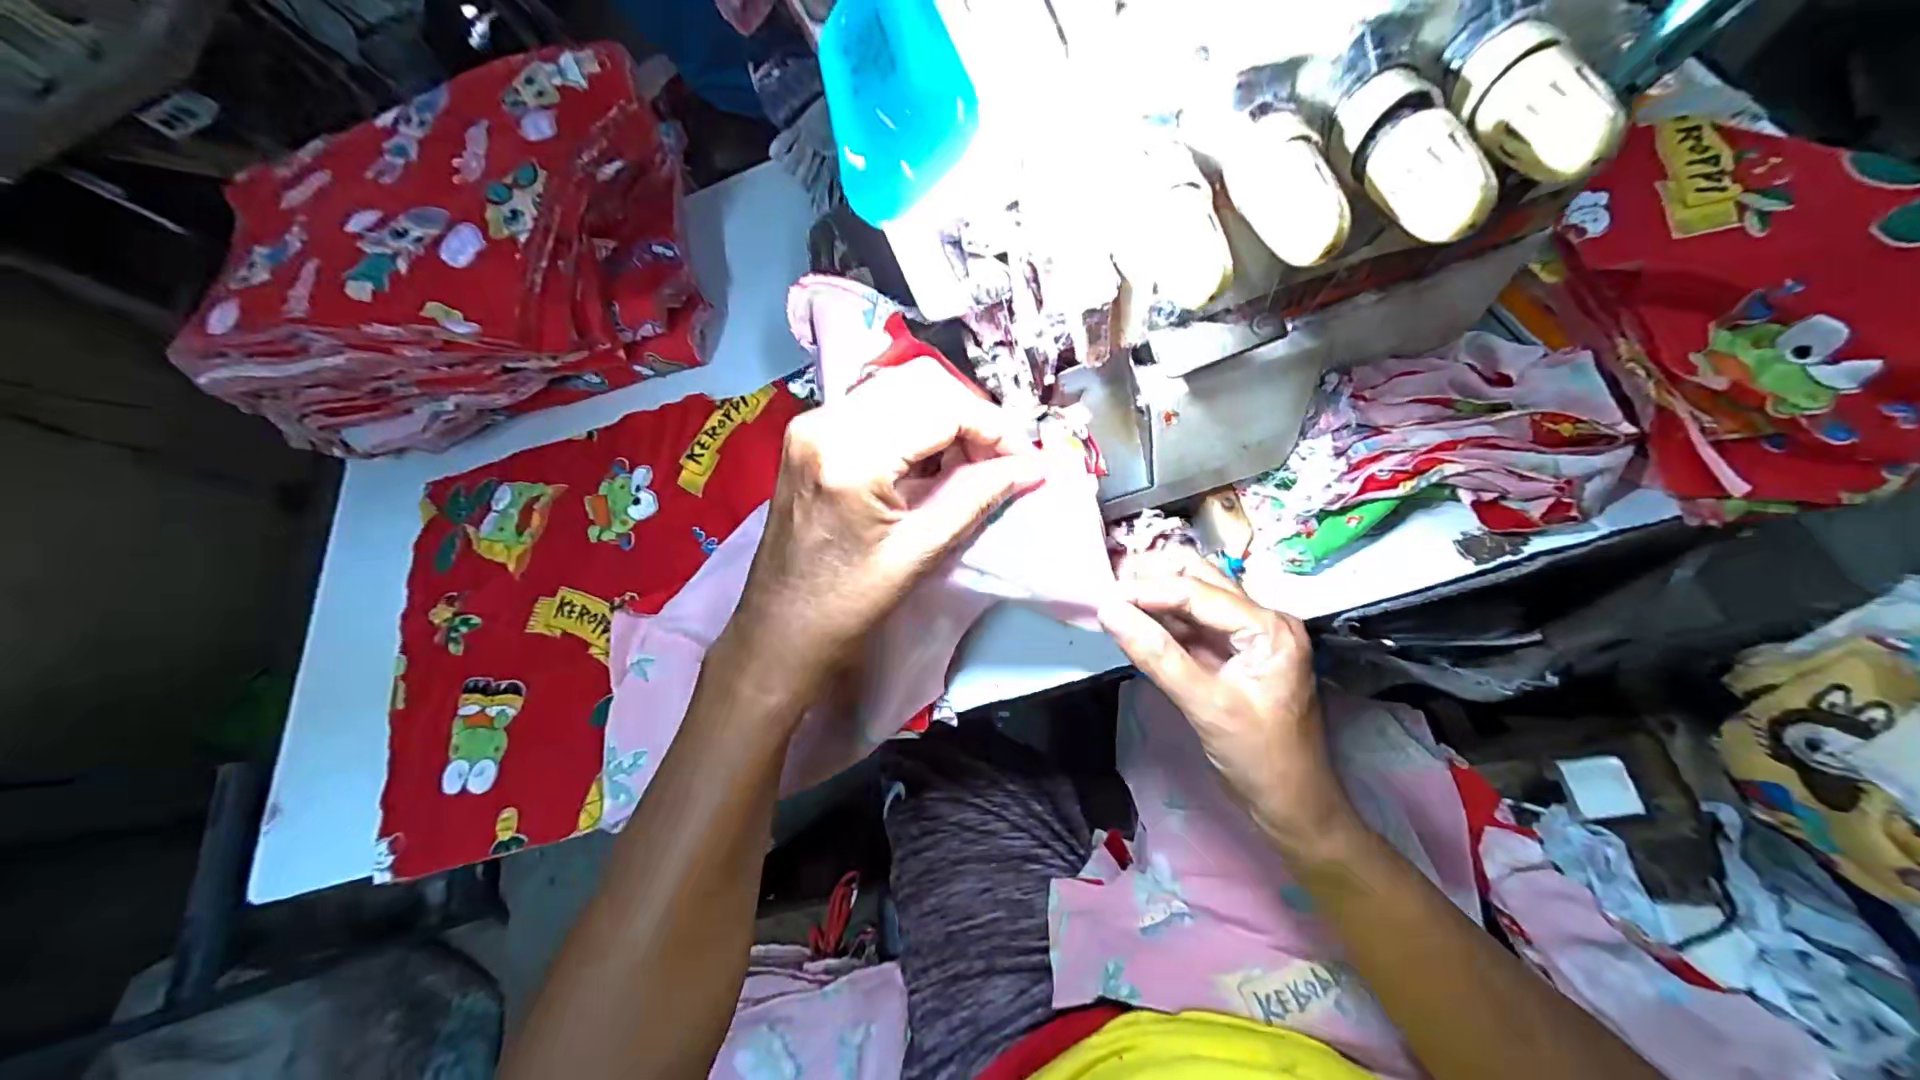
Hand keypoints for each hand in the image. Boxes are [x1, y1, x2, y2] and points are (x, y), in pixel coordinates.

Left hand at [722, 357, 1045, 706]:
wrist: (781, 628)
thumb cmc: (847, 604)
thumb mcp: (920, 551)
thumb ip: (977, 497)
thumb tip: (1032, 467)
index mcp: (849, 456)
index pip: (942, 408)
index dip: (995, 428)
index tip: (1026, 460)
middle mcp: (824, 423)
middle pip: (922, 385)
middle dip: (972, 419)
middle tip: (1001, 463)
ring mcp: (812, 424)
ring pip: (901, 390)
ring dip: (946, 419)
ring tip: (971, 467)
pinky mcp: (811, 434)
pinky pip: (878, 407)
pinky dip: (917, 426)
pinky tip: (934, 464)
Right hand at [1097, 552, 1358, 848]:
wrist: (1290, 804)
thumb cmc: (1258, 758)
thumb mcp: (1205, 705)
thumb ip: (1156, 655)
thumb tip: (1108, 611)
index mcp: (1270, 627)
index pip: (1199, 592)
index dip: (1149, 592)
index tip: (1105, 598)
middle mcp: (1264, 621)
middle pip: (1200, 584)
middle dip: (1153, 585)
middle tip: (1109, 593)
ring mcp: (1249, 637)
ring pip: (1195, 602)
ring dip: (1156, 602)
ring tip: (1115, 605)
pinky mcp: (1234, 655)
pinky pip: (1193, 627)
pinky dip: (1164, 625)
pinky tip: (1135, 627)